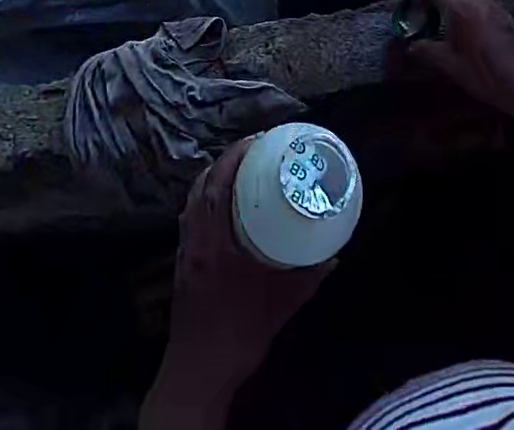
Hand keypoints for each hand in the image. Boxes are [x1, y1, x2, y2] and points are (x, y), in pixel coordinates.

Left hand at [141, 138, 334, 429]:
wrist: (199, 371)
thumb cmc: (240, 336)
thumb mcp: (281, 306)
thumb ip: (307, 278)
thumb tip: (333, 255)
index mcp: (216, 246)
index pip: (217, 188)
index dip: (233, 158)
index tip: (254, 141)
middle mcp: (195, 241)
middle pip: (201, 186)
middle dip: (223, 160)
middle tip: (249, 147)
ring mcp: (184, 250)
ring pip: (191, 199)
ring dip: (210, 177)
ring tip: (236, 165)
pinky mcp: (180, 261)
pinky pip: (188, 216)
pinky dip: (201, 198)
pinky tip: (218, 199)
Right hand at [390, 0, 513, 115]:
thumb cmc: (486, 74)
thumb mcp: (449, 65)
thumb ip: (425, 50)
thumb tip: (410, 45)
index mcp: (461, 7)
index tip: (408, 8)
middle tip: (420, 16)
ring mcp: (493, 5)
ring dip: (447, 4)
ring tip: (437, 25)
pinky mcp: (503, 15)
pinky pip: (476, 4)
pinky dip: (462, 10)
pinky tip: (460, 32)